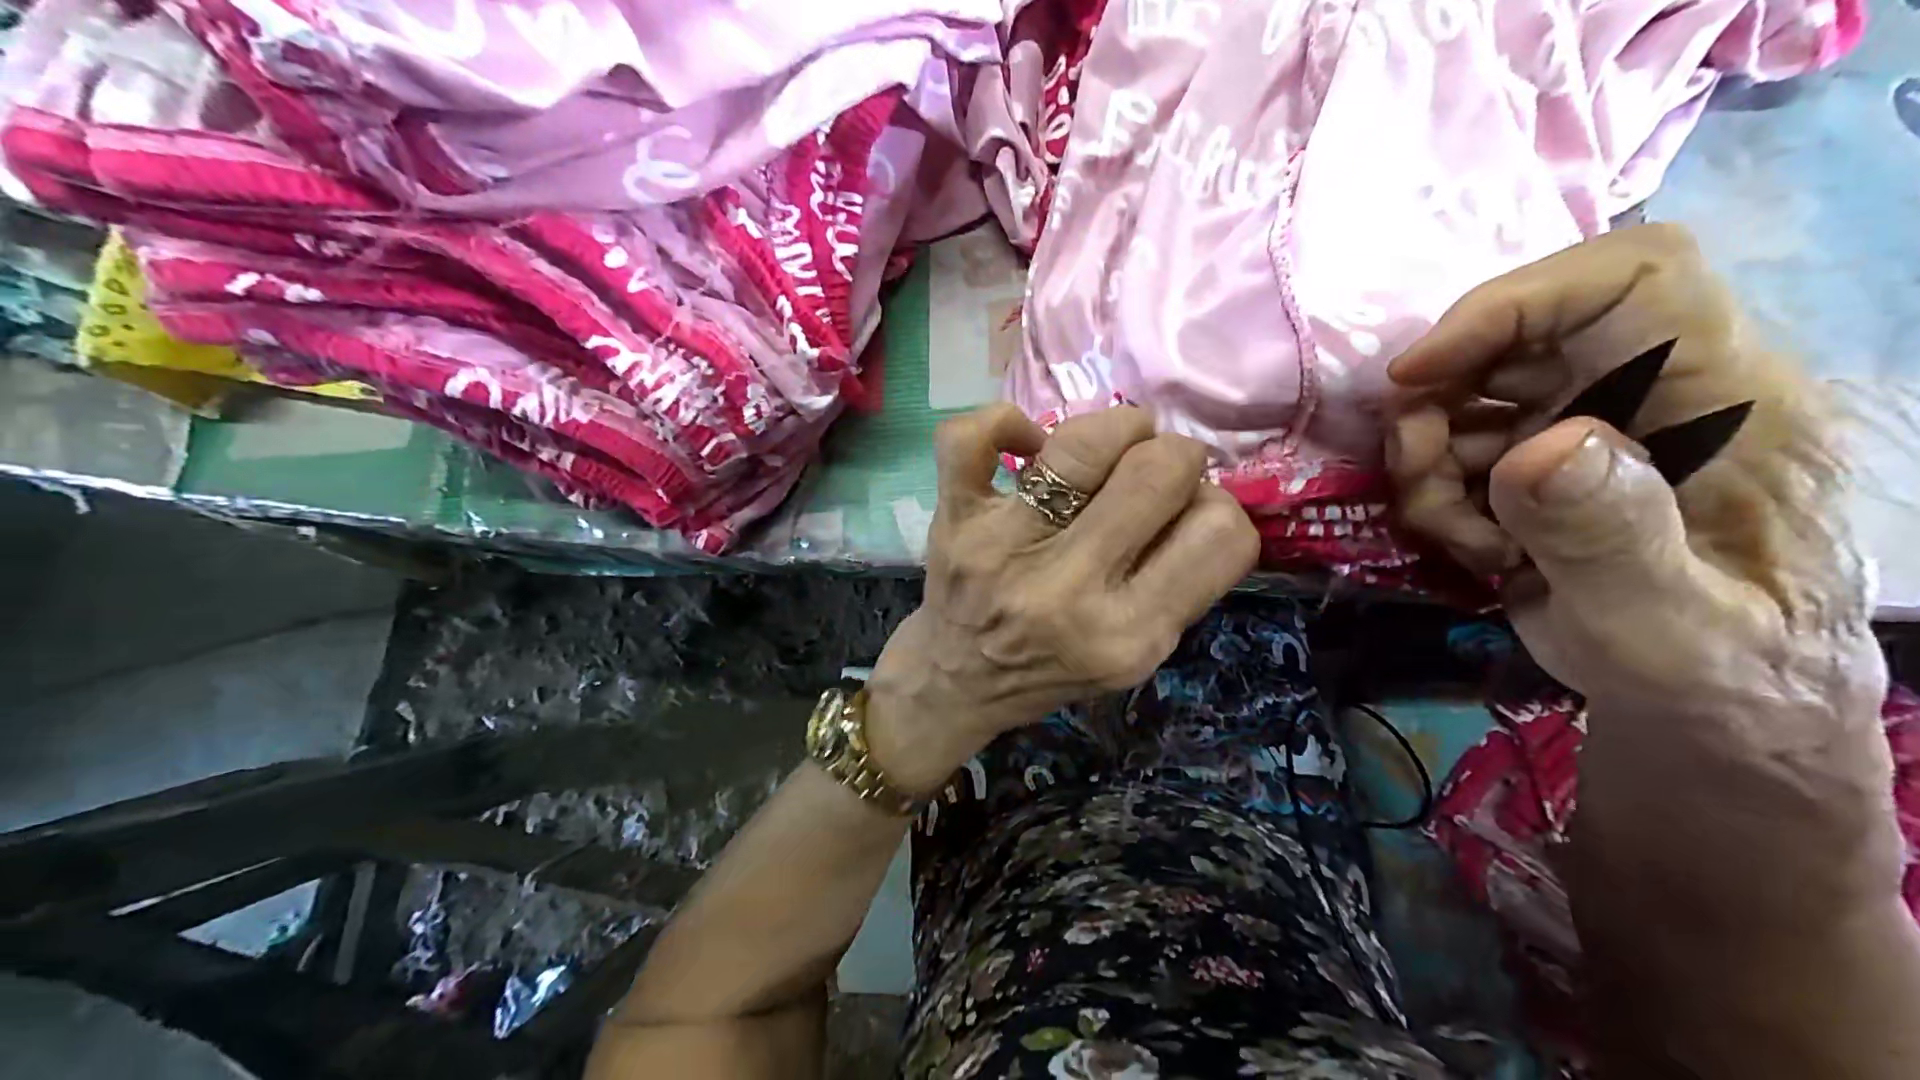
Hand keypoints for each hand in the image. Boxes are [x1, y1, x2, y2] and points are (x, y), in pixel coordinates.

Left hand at [862, 403, 1258, 795]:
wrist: (959, 680)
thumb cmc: (1054, 666)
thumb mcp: (1138, 653)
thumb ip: (1182, 579)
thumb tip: (1201, 488)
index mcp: (1129, 634)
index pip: (1222, 533)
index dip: (1219, 507)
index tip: (1190, 511)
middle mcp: (1067, 590)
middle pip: (1158, 471)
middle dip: (1174, 456)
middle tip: (1153, 471)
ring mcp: (1002, 548)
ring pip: (1082, 443)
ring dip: (1116, 428)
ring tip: (1110, 447)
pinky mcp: (954, 520)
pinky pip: (970, 438)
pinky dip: (1004, 421)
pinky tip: (1028, 443)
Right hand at [1386, 225, 1896, 917]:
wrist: (1706, 708)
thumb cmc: (1718, 674)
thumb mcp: (1669, 627)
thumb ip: (1613, 538)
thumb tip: (1542, 447)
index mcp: (1727, 402)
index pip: (1628, 280)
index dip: (1512, 304)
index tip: (1419, 375)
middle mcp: (1653, 395)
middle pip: (1514, 340)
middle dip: (1438, 405)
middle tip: (1415, 474)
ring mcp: (1591, 430)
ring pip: (1468, 397)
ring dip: (1427, 461)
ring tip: (1456, 536)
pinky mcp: (1542, 466)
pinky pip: (1455, 448)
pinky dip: (1435, 492)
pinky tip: (1469, 545)